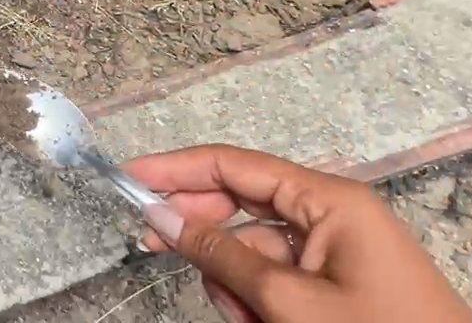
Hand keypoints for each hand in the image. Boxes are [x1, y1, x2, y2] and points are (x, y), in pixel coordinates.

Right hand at [124, 145, 471, 322]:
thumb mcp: (288, 300)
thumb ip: (217, 253)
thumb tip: (157, 216)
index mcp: (327, 200)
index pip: (229, 164)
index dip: (173, 168)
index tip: (127, 180)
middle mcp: (331, 213)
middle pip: (237, 203)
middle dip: (201, 233)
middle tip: (154, 248)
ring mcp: (340, 249)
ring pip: (252, 245)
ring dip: (231, 277)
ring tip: (240, 315)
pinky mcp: (343, 282)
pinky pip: (277, 273)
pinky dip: (257, 295)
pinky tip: (257, 321)